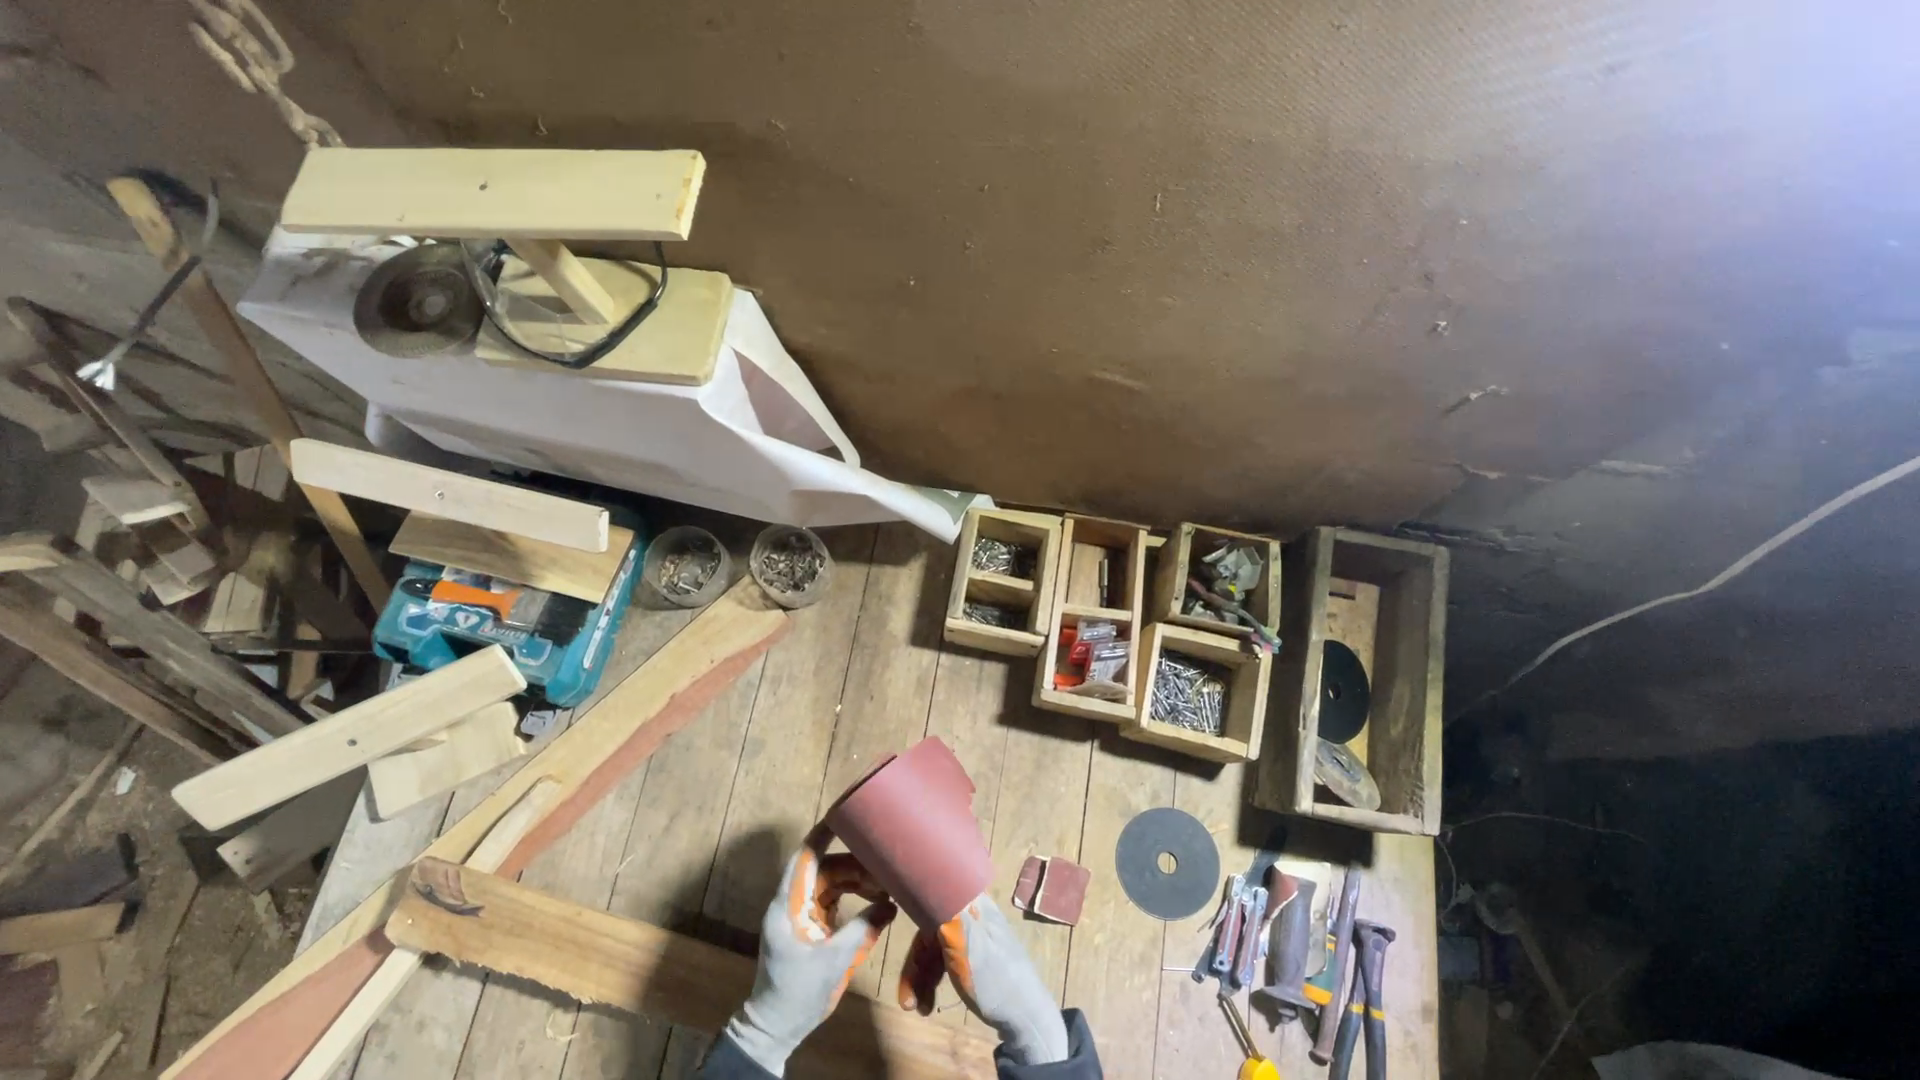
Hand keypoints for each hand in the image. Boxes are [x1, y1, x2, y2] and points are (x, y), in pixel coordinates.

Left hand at [724, 829, 896, 1075]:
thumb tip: (890, 904)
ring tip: (886, 883)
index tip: (845, 814)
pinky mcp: (812, 927)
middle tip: (886, 865)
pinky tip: (879, 901)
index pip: (804, 857)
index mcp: (788, 904)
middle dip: (856, 864)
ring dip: (858, 881)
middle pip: (826, 869)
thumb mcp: (833, 961)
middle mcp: (794, 903)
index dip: (823, 834)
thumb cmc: (798, 991)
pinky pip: (836, 901)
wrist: (778, 1026)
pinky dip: (856, 898)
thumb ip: (862, 930)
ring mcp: (803, 914)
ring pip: (833, 884)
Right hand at [897, 893, 1069, 1065]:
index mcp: (974, 906)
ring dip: (921, 979)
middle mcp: (974, 916)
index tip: (897, 940)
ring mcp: (976, 938)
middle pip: (931, 932)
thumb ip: (950, 914)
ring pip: (936, 951)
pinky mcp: (977, 958)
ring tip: (913, 1008)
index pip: (932, 903)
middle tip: (906, 1001)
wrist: (1028, 1017)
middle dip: (916, 966)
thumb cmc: (995, 981)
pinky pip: (945, 963)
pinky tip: (926, 1004)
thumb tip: (932, 876)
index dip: (914, 922)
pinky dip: (932, 982)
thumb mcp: (969, 947)